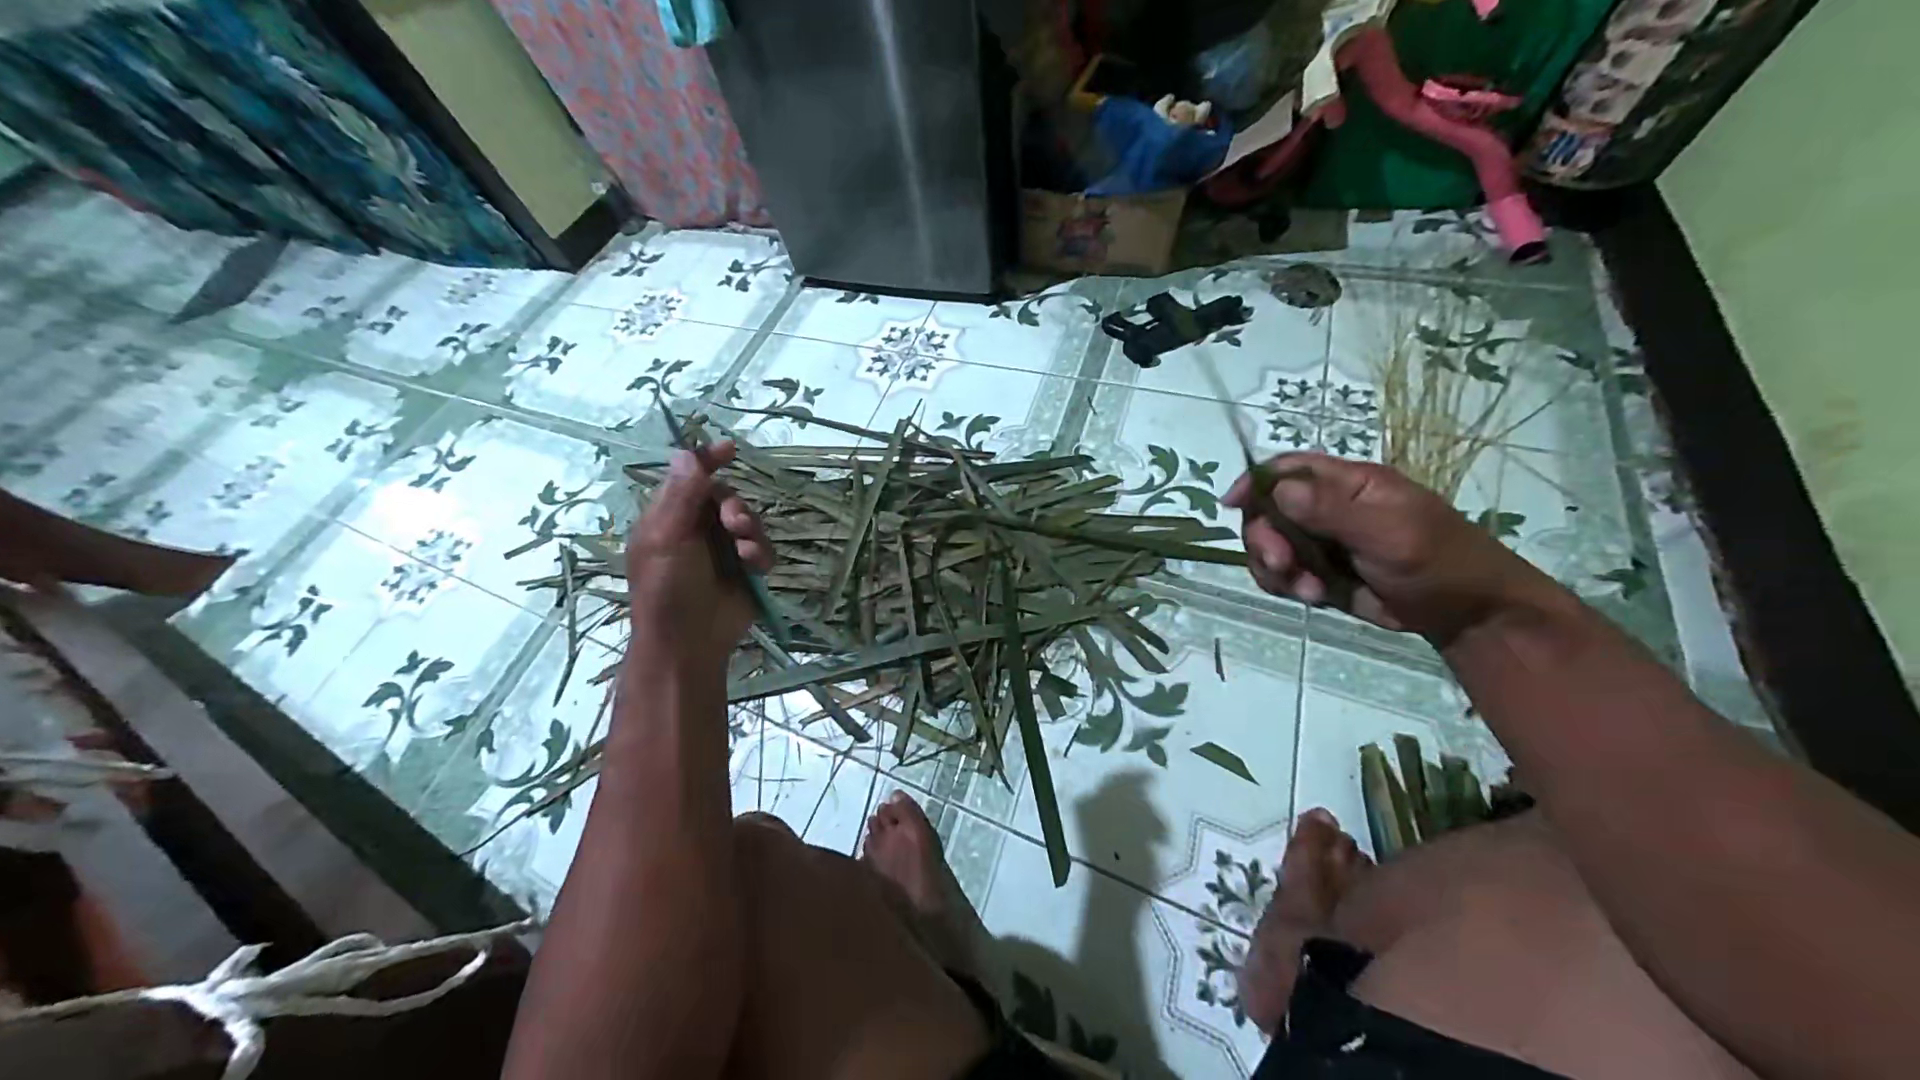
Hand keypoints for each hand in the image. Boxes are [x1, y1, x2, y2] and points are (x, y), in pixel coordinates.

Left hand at [624, 441, 772, 670]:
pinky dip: (761, 553)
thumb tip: (687, 452)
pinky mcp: (746, 570)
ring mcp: (723, 551)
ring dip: (750, 531)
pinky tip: (754, 567)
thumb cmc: (667, 590)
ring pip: (749, 521)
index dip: (708, 460)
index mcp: (669, 518)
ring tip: (744, 551)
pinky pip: (763, 547)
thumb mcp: (667, 539)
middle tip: (734, 523)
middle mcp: (697, 529)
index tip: (730, 449)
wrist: (689, 643)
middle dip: (735, 507)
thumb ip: (681, 496)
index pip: (690, 478)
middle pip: (726, 497)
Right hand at [1223, 452, 1551, 642]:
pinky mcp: (1319, 574)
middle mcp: (1327, 509)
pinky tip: (1312, 597)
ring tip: (1308, 590)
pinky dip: (1285, 586)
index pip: (1288, 469)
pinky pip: (1282, 575)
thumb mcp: (1391, 532)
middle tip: (1281, 566)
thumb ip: (1333, 510)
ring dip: (1275, 569)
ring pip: (1268, 546)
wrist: (1469, 617)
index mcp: (1348, 484)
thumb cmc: (1441, 562)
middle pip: (1267, 511)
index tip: (1232, 505)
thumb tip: (1277, 489)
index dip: (1255, 482)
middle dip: (1265, 539)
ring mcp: (1321, 543)